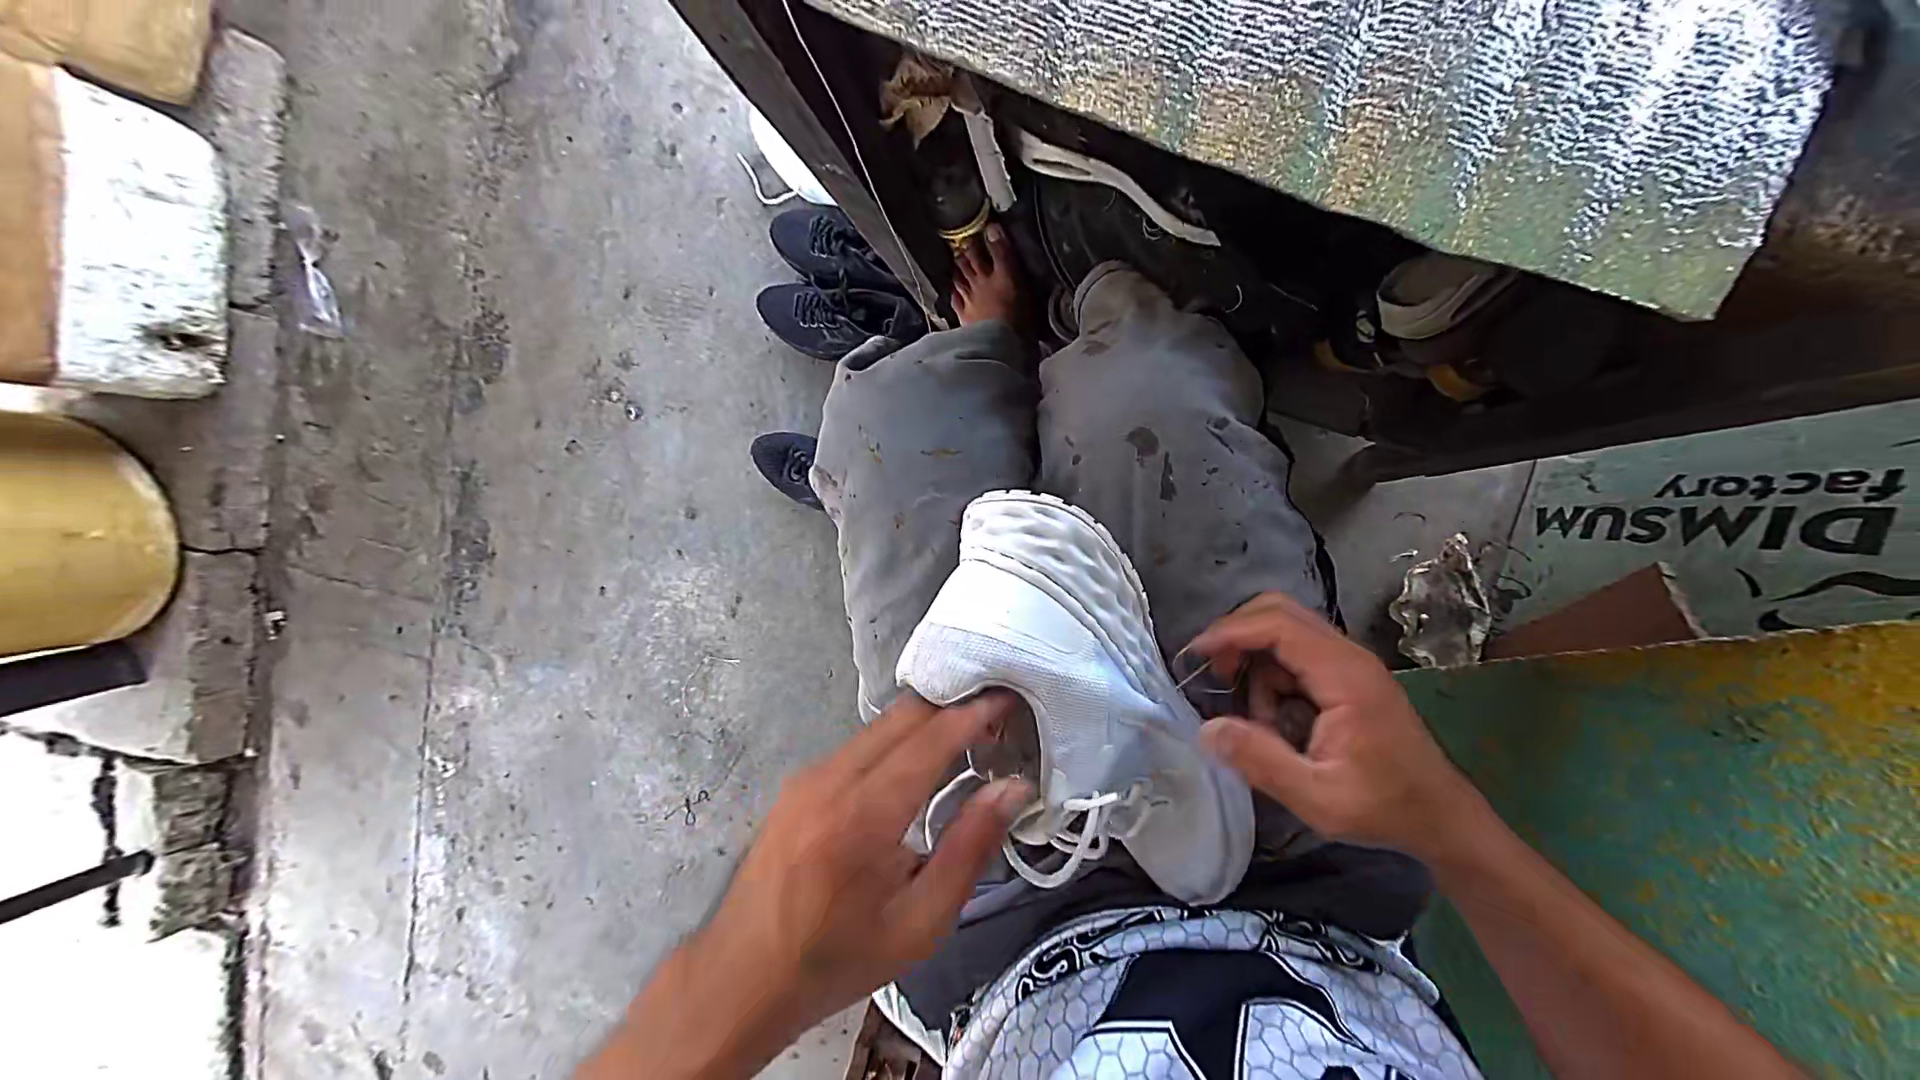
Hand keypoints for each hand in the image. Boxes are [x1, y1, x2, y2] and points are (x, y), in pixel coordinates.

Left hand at [585, 692, 1029, 1079]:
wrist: (742, 976)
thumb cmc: (839, 958)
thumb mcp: (921, 922)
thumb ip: (970, 847)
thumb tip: (1012, 789)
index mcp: (864, 815)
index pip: (930, 739)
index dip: (974, 713)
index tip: (1008, 699)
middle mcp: (832, 778)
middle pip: (903, 716)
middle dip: (953, 706)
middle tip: (995, 716)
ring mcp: (809, 774)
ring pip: (880, 726)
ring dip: (925, 722)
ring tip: (965, 740)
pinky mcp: (799, 781)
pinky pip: (859, 744)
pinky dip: (897, 741)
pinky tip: (916, 766)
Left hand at [952, 224, 1021, 327]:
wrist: (997, 341)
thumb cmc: (1018, 319)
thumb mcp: (1025, 289)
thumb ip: (1011, 262)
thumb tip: (1000, 238)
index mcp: (1003, 274)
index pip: (998, 250)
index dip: (994, 236)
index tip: (991, 227)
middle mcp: (983, 281)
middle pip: (973, 259)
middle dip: (970, 248)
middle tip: (968, 241)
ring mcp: (970, 297)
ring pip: (960, 275)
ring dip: (959, 266)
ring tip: (958, 259)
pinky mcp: (963, 313)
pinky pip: (955, 297)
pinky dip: (954, 290)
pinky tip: (953, 288)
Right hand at [1189, 592, 1485, 861]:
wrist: (1444, 820)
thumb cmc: (1384, 808)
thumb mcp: (1317, 798)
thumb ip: (1261, 761)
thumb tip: (1207, 729)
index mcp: (1345, 675)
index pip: (1277, 625)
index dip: (1230, 632)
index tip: (1195, 655)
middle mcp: (1348, 657)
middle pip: (1279, 611)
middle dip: (1237, 635)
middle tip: (1217, 675)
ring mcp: (1350, 663)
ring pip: (1283, 631)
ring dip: (1255, 663)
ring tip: (1256, 718)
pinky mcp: (1347, 676)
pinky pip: (1294, 654)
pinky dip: (1271, 676)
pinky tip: (1276, 719)